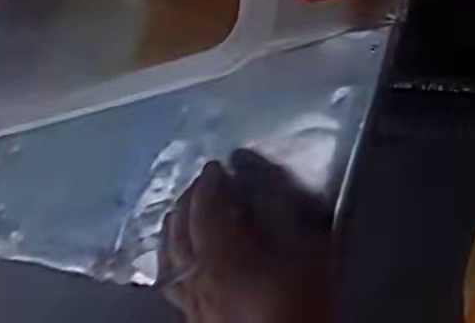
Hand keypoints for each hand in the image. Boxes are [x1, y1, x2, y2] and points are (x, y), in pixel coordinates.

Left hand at [158, 150, 331, 322]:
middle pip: (178, 237)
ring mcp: (192, 308)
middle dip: (187, 204)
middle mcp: (197, 282)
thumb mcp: (305, 247)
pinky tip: (184, 259)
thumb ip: (280, 209)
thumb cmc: (301, 301)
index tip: (216, 165)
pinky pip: (172, 283)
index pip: (204, 212)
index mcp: (221, 258)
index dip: (208, 185)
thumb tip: (262, 179)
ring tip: (183, 214)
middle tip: (200, 183)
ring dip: (174, 231)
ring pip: (168, 263)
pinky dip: (173, 258)